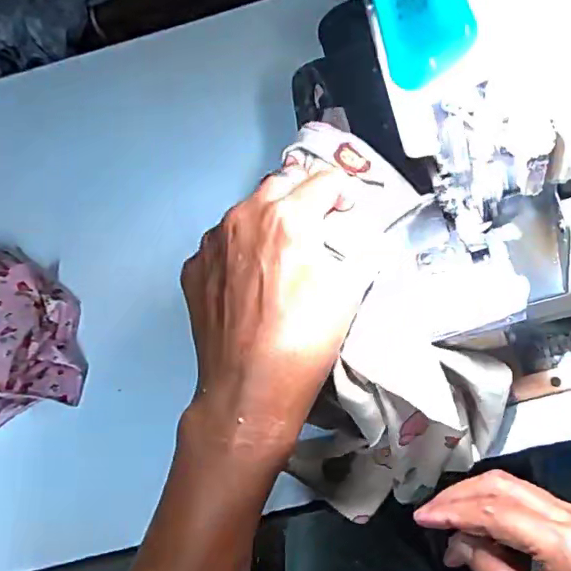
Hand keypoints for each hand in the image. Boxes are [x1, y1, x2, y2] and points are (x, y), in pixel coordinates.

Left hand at [180, 167, 367, 468]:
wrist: (249, 389)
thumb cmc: (301, 343)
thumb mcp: (349, 294)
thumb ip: (364, 257)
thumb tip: (376, 248)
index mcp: (287, 218)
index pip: (323, 181)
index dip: (342, 193)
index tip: (346, 208)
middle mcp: (243, 219)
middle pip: (281, 184)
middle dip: (302, 196)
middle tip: (318, 222)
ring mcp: (213, 244)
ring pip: (246, 211)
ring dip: (268, 219)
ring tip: (283, 252)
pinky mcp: (194, 270)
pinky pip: (221, 243)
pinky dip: (239, 249)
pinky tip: (253, 277)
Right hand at [414, 471, 570, 570]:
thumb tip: (459, 545)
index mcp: (567, 543)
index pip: (496, 509)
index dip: (453, 511)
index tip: (421, 519)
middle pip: (504, 486)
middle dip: (460, 496)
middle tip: (428, 518)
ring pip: (516, 489)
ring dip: (477, 500)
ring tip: (447, 528)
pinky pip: (530, 504)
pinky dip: (499, 510)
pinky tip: (481, 533)